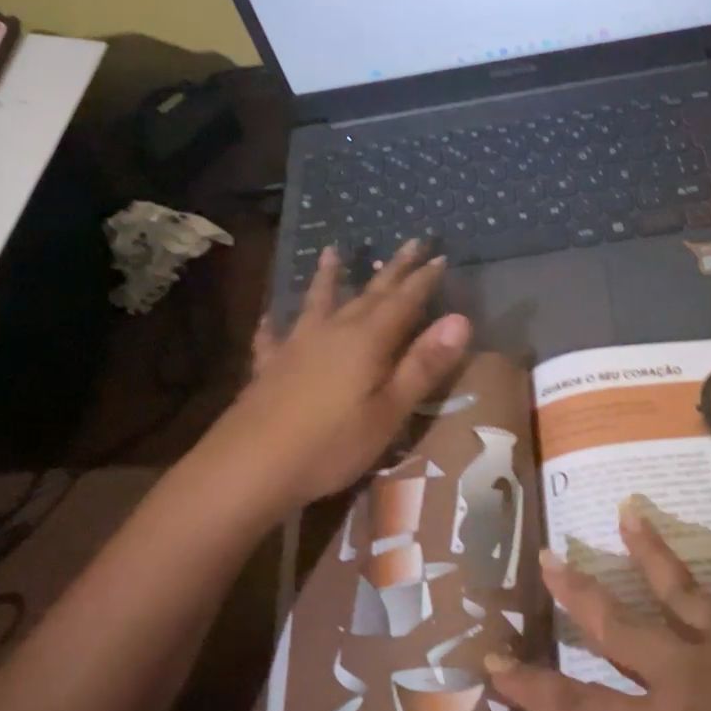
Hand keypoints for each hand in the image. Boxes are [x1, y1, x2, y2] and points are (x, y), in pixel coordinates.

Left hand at [206, 240, 469, 507]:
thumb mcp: (389, 412)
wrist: (249, 467)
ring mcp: (296, 347)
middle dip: (392, 270)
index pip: (404, 301)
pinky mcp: (269, 368)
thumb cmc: (331, 445)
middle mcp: (333, 332)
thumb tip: (460, 319)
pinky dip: (274, 323)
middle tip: (410, 242)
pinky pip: (273, 336)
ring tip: (331, 251)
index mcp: (368, 341)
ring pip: (318, 303)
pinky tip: (270, 317)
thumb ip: (423, 365)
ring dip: (328, 277)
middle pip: (368, 294)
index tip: (440, 255)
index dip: (423, 280)